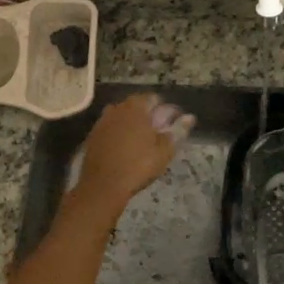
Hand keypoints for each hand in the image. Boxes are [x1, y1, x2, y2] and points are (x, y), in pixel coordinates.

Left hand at [73, 94, 190, 205]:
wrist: (103, 185)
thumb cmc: (138, 165)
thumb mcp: (165, 150)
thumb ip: (178, 130)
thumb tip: (190, 117)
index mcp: (136, 107)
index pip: (153, 98)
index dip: (165, 110)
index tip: (171, 124)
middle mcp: (117, 108)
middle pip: (136, 106)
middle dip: (148, 116)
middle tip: (158, 134)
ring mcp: (102, 121)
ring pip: (122, 117)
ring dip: (132, 124)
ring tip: (142, 142)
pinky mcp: (93, 136)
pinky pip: (111, 128)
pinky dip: (119, 134)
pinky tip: (124, 149)